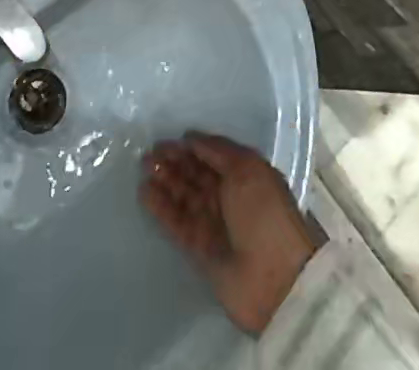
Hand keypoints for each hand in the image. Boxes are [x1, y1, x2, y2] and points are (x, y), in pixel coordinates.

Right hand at [140, 132, 318, 333]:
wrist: (274, 279)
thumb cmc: (264, 214)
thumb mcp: (248, 169)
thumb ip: (217, 150)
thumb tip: (190, 138)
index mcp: (245, 176)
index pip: (212, 155)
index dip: (191, 146)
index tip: (169, 138)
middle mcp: (228, 197)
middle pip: (195, 174)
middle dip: (174, 161)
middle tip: (149, 152)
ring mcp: (212, 222)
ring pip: (183, 195)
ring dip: (164, 179)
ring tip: (144, 166)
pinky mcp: (198, 247)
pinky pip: (175, 221)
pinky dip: (160, 207)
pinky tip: (144, 191)